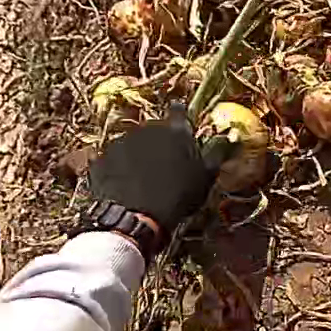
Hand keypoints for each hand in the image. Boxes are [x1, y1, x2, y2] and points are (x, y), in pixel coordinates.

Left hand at [87, 103, 223, 236]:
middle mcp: (145, 128)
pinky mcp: (100, 159)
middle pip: (155, 129)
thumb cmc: (178, 196)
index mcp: (174, 131)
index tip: (183, 124)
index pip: (179, 111)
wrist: (134, 218)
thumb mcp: (205, 177)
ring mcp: (119, 143)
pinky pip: (113, 160)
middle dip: (160, 142)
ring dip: (139, 155)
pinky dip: (119, 168)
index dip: (182, 115)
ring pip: (133, 144)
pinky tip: (126, 186)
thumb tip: (230, 136)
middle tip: (166, 165)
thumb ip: (217, 153)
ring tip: (145, 180)